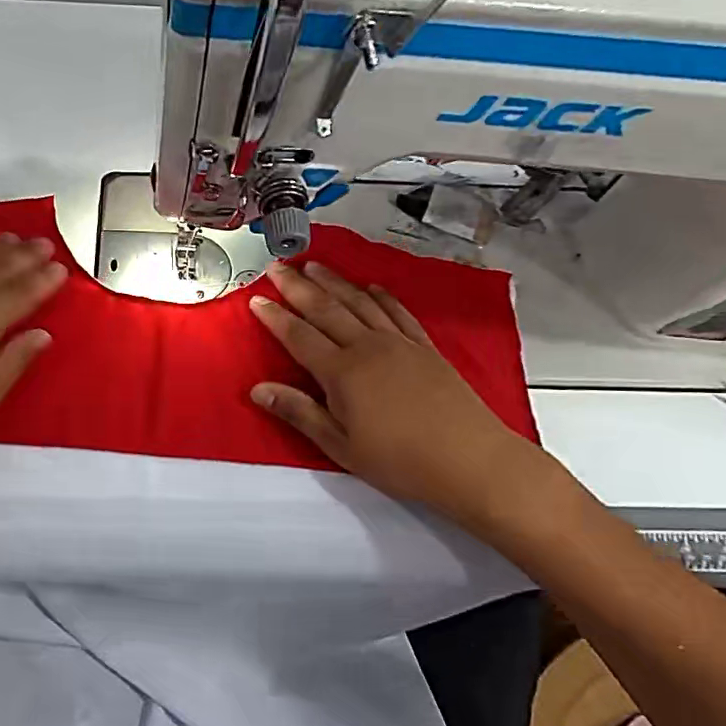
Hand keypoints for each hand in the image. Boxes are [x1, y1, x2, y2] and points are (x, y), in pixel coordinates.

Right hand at [248, 261, 541, 517]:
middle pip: (326, 309)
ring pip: (360, 302)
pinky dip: (381, 296)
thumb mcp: (340, 445)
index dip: (275, 317)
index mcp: (342, 372)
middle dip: (298, 286)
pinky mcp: (425, 347)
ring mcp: (399, 343)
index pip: (299, 336)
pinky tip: (371, 287)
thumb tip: (258, 390)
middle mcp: (368, 347)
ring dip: (335, 282)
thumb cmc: (399, 460)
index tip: (256, 299)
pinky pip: (397, 311)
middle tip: (278, 266)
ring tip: (315, 266)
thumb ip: (299, 412)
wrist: (468, 459)